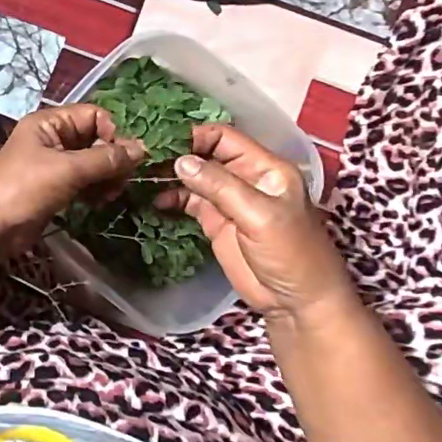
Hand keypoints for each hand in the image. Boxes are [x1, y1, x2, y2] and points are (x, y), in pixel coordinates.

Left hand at [0, 104, 145, 246]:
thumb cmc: (25, 188)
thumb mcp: (67, 169)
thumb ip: (105, 159)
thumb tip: (142, 148)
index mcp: (49, 123)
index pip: (93, 114)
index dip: (111, 132)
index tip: (122, 156)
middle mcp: (52, 138)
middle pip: (95, 138)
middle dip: (112, 157)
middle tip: (122, 180)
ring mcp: (53, 164)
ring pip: (92, 162)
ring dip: (107, 176)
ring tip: (111, 194)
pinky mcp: (55, 187)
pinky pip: (84, 181)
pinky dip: (96, 188)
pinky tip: (101, 201)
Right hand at [156, 124, 355, 317]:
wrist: (298, 304)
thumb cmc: (292, 254)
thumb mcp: (259, 216)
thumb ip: (220, 186)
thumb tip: (180, 161)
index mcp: (264, 168)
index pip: (225, 138)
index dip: (195, 136)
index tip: (163, 142)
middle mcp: (245, 177)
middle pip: (205, 155)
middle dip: (176, 155)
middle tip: (144, 159)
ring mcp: (228, 200)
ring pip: (193, 177)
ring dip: (170, 177)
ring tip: (144, 179)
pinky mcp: (216, 221)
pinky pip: (188, 201)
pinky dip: (171, 199)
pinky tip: (156, 201)